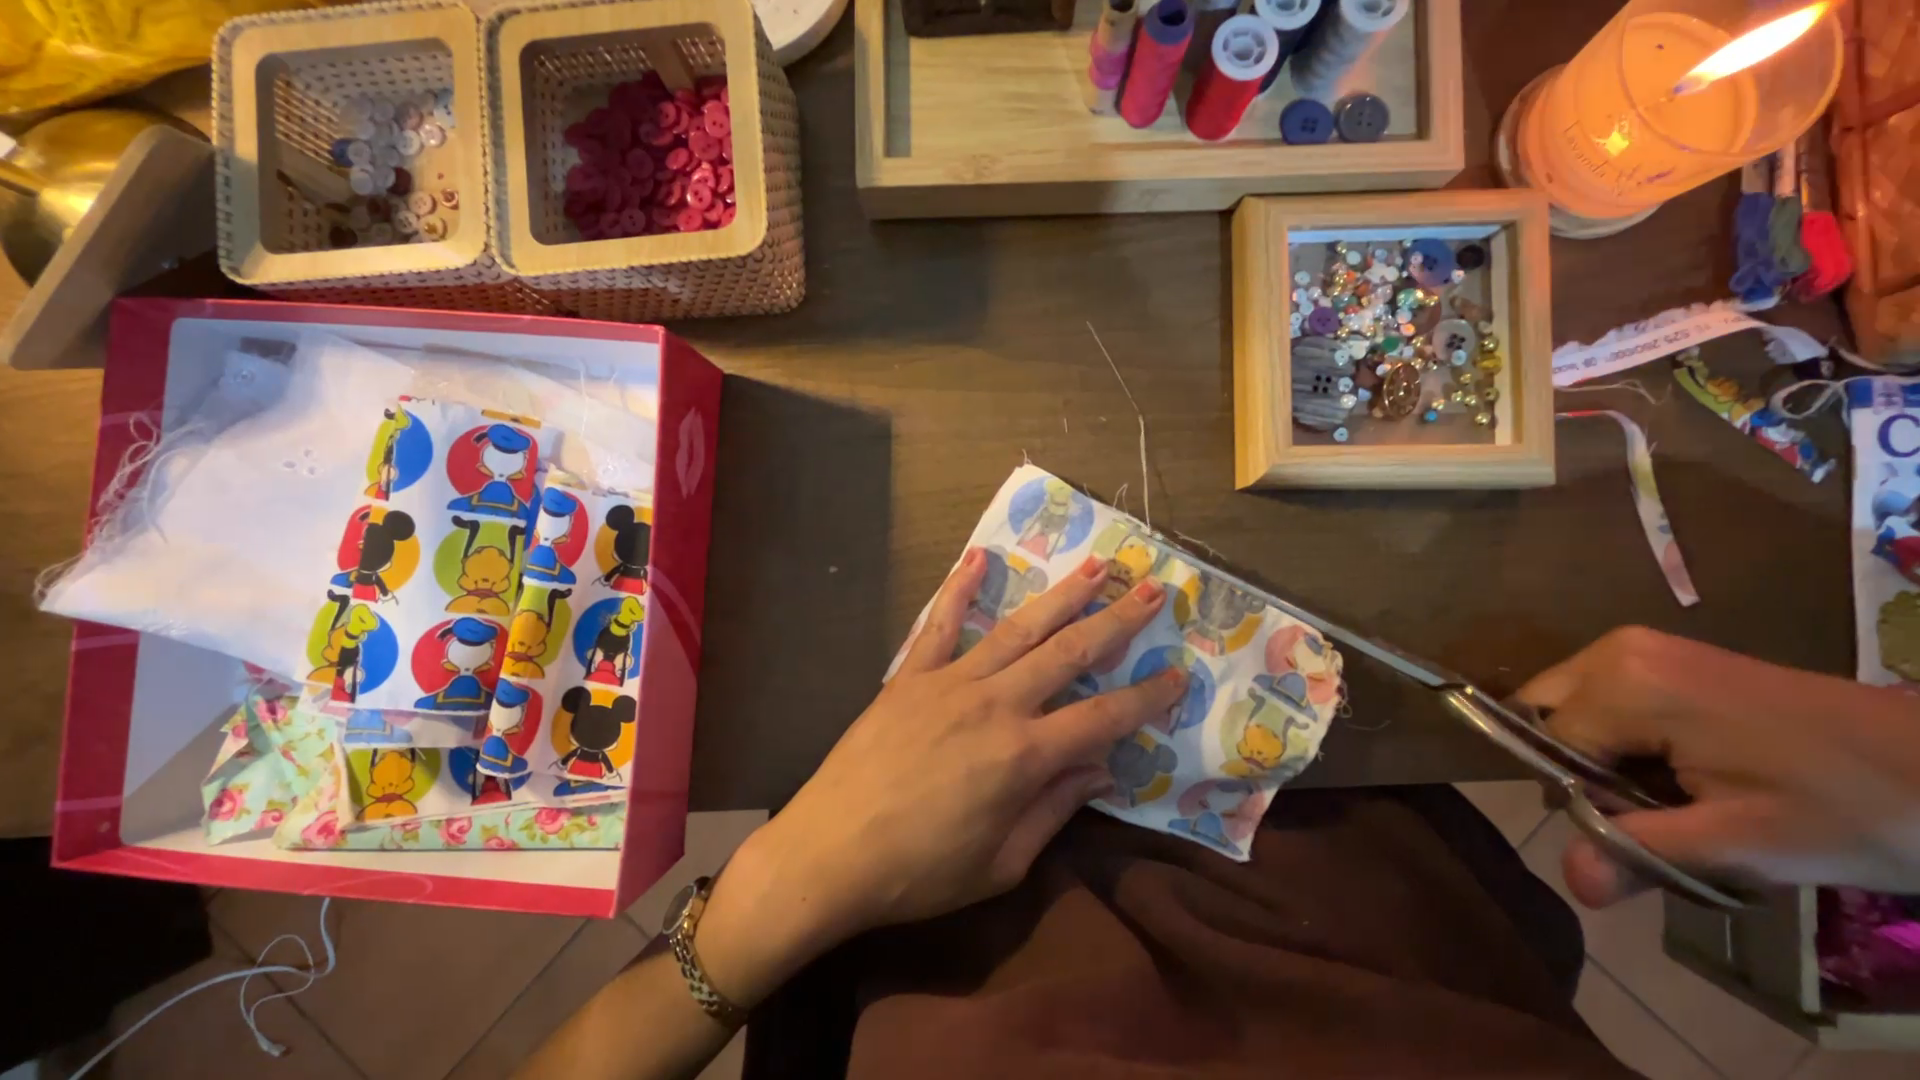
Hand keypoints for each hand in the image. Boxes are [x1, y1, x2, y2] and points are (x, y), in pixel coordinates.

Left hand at [696, 549, 1183, 1003]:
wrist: (828, 854)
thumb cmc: (919, 873)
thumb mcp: (1001, 862)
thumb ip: (1054, 810)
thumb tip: (1101, 769)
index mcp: (1023, 756)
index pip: (1103, 719)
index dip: (1146, 697)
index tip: (1179, 675)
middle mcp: (995, 705)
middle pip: (1069, 654)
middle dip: (1117, 621)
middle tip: (1153, 589)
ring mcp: (949, 683)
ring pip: (1018, 629)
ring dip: (1061, 595)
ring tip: (1095, 565)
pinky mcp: (909, 677)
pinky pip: (940, 625)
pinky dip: (959, 589)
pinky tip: (979, 557)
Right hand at [1517, 626, 1919, 907]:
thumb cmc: (1851, 807)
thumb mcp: (1746, 845)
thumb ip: (1641, 855)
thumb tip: (1570, 883)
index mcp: (1624, 682)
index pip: (1547, 747)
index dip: (1583, 798)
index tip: (1647, 831)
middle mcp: (1614, 650)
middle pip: (1542, 716)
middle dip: (1578, 769)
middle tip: (1652, 812)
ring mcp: (1638, 648)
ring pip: (1566, 711)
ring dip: (1599, 760)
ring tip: (1671, 795)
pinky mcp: (1661, 657)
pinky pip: (1600, 702)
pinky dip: (1620, 742)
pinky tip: (1679, 771)